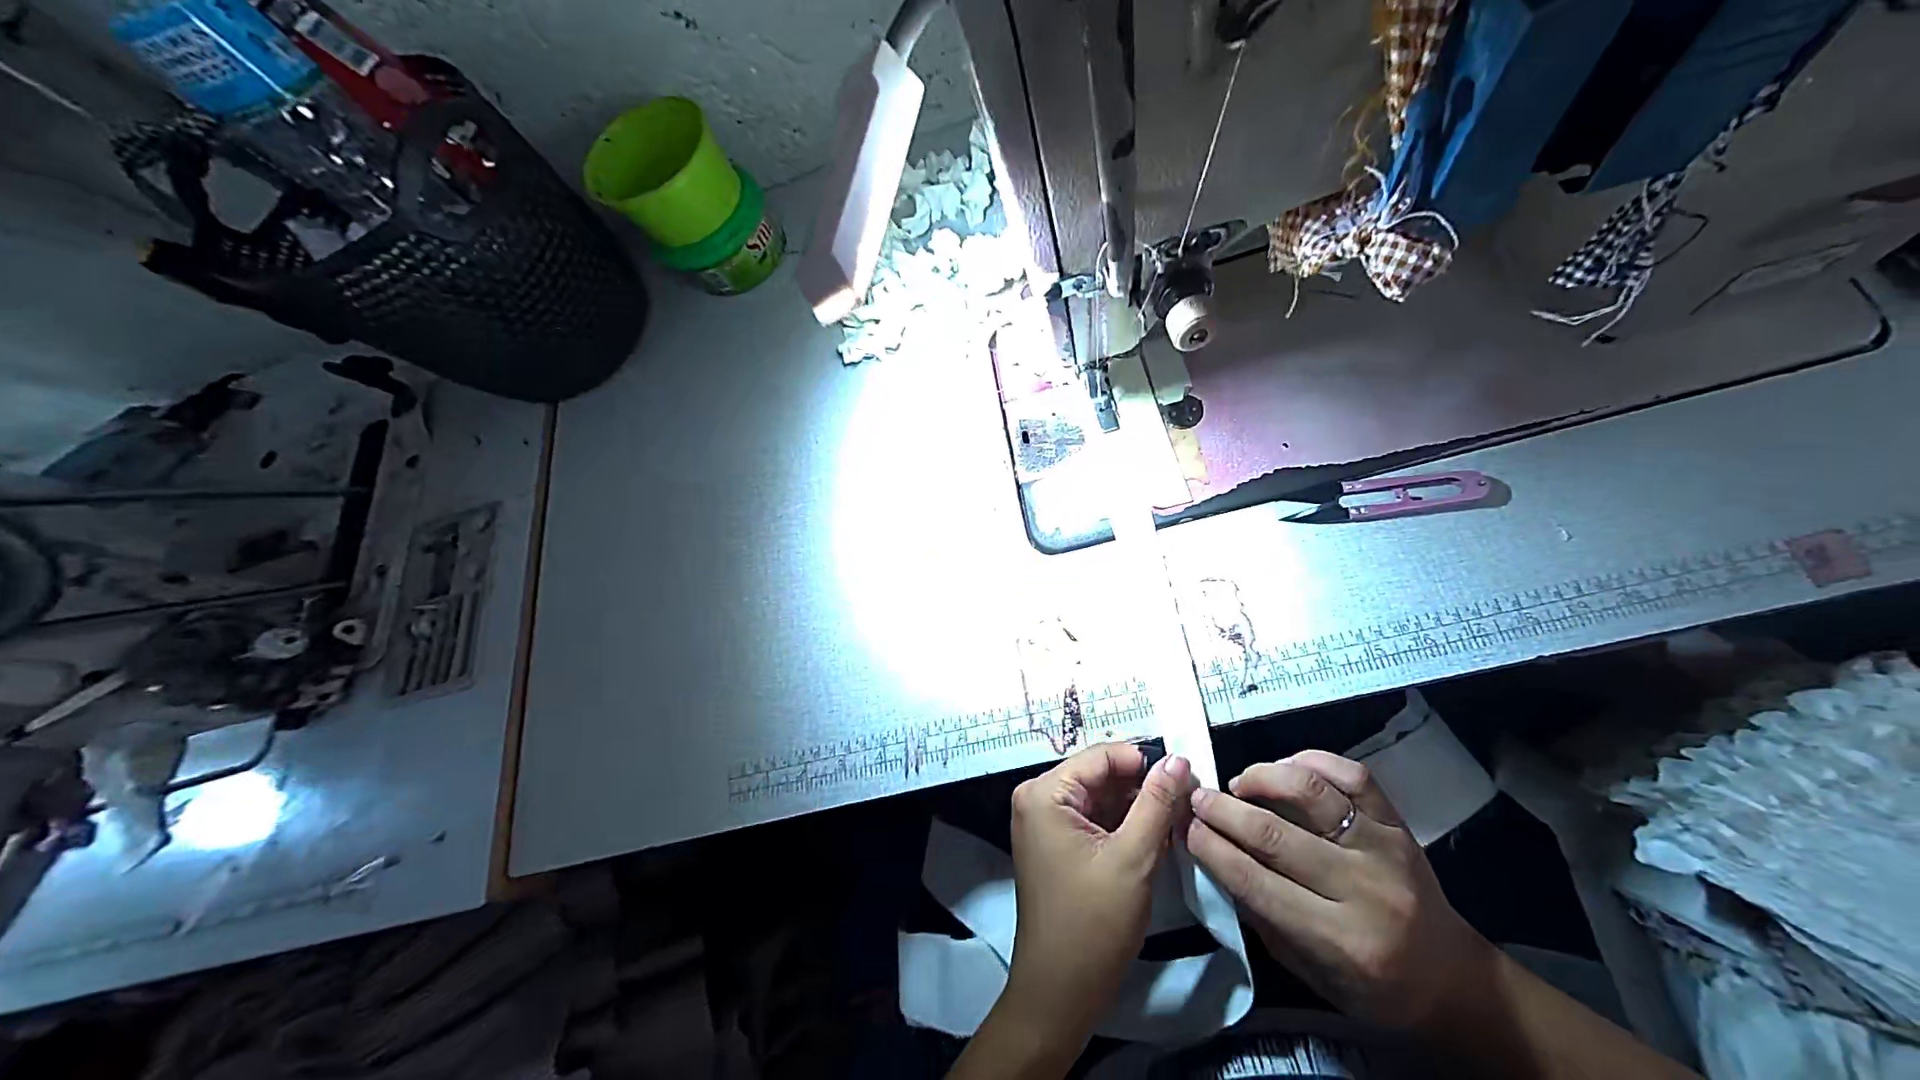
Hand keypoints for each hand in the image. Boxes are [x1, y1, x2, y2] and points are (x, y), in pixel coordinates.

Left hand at [1003, 743, 1194, 1041]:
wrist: (1060, 992)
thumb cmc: (1093, 923)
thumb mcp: (1133, 858)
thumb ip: (1157, 803)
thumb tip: (1179, 759)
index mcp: (1044, 792)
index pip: (1102, 756)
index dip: (1146, 762)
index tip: (1188, 779)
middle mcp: (1038, 799)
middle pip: (1101, 775)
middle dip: (1144, 787)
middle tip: (1188, 803)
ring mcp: (1046, 823)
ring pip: (1102, 798)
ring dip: (1139, 808)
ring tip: (1178, 823)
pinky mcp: (1058, 846)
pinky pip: (1096, 820)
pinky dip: (1126, 826)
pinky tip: (1157, 839)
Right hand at [1185, 750, 1492, 1029]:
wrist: (1452, 981)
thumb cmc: (1370, 985)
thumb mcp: (1305, 968)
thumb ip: (1259, 912)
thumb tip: (1212, 854)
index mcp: (1339, 941)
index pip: (1256, 882)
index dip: (1212, 848)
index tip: (1185, 826)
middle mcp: (1364, 891)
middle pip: (1275, 835)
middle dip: (1223, 810)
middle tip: (1197, 797)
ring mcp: (1385, 851)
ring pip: (1313, 794)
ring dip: (1262, 778)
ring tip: (1239, 782)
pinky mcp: (1399, 825)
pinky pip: (1355, 776)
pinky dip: (1314, 760)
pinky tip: (1286, 766)